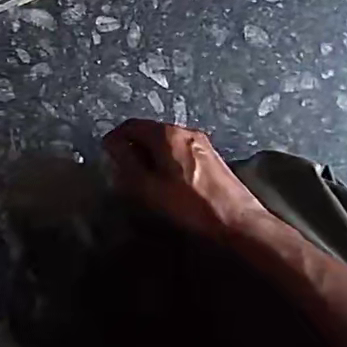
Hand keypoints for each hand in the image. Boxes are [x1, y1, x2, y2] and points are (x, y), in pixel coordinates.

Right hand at [104, 119, 268, 241]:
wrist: (239, 221)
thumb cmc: (190, 205)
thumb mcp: (149, 188)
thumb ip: (127, 163)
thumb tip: (113, 145)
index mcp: (166, 134)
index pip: (131, 125)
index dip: (115, 138)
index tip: (107, 154)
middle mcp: (184, 130)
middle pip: (149, 130)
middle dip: (133, 145)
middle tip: (123, 167)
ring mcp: (200, 141)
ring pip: (165, 140)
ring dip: (150, 152)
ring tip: (144, 176)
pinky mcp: (211, 155)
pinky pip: (179, 148)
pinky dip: (167, 157)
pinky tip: (168, 179)